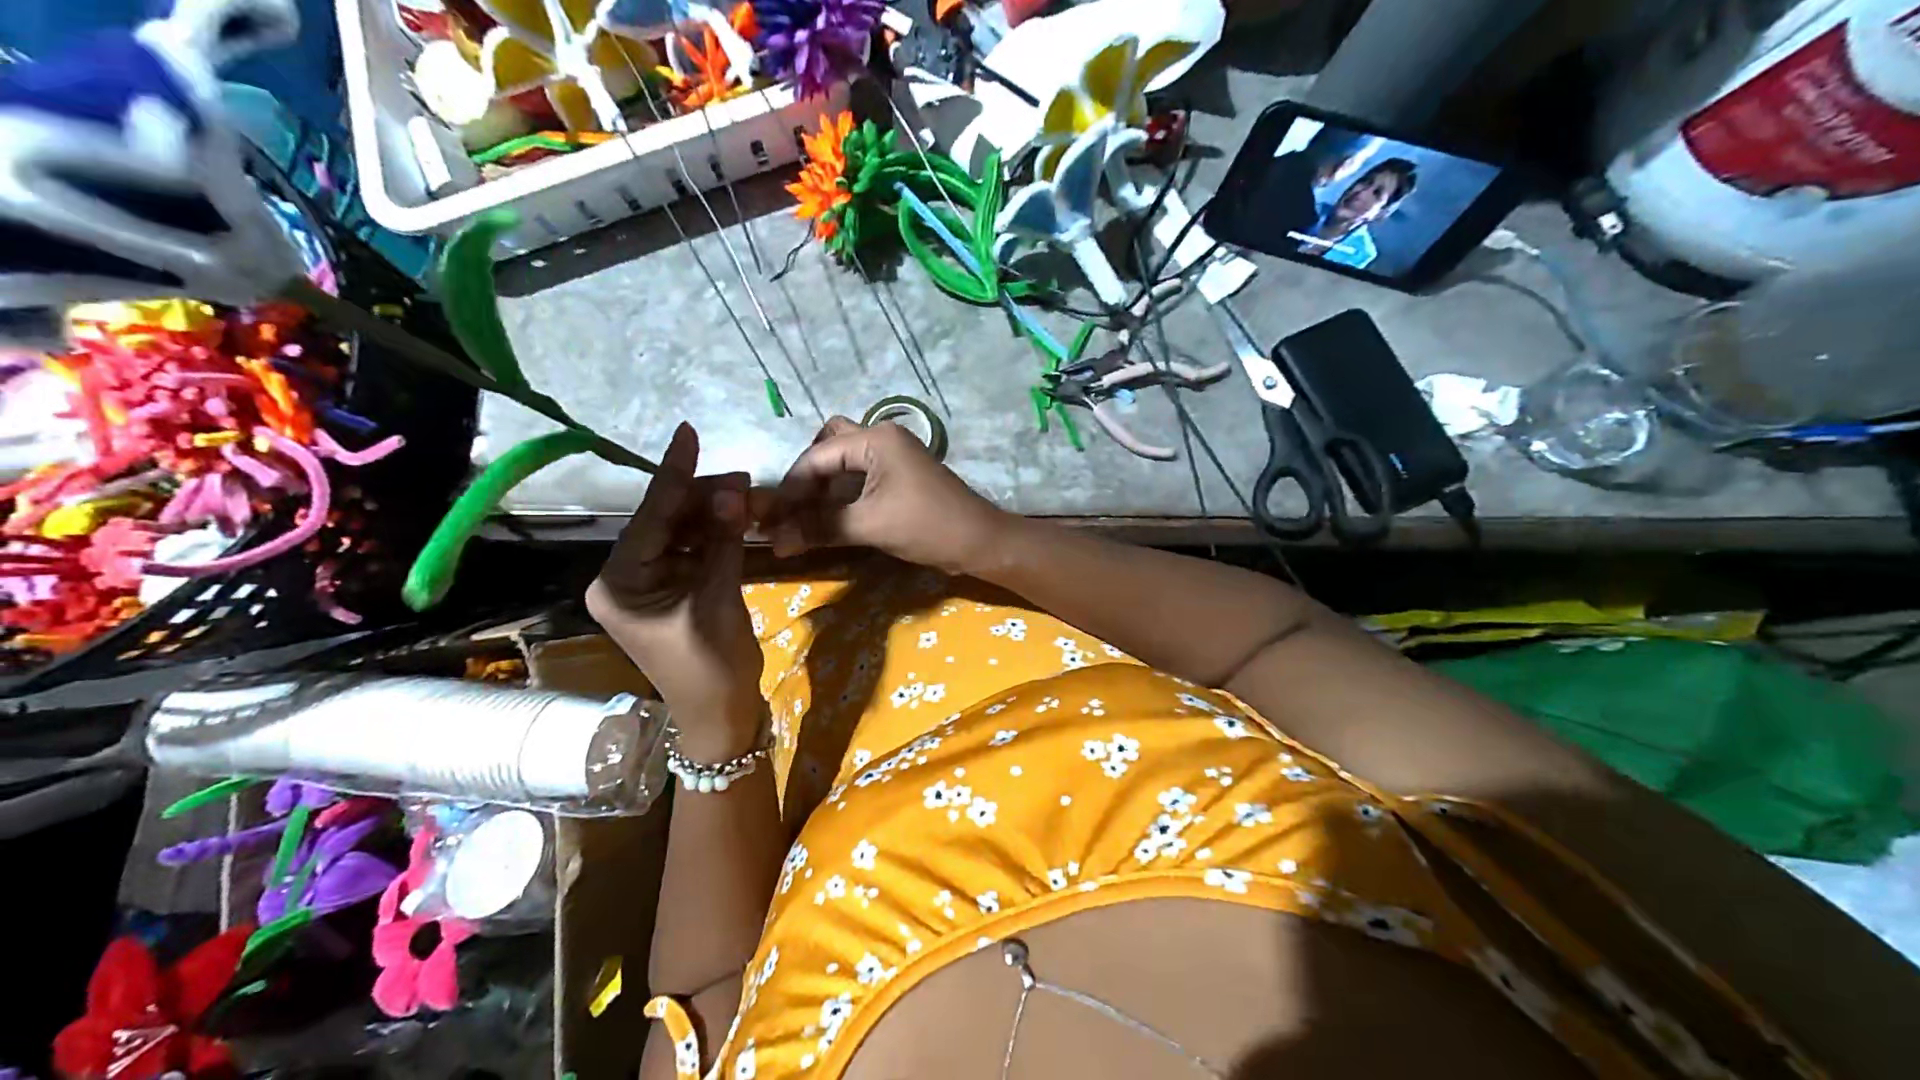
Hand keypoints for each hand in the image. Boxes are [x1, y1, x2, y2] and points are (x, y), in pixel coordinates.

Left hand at [587, 423, 762, 757]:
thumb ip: (722, 543)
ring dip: (714, 514)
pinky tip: (739, 518)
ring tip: (749, 497)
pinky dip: (716, 535)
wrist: (720, 715)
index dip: (673, 475)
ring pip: (682, 532)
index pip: (650, 517)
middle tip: (746, 481)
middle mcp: (625, 577)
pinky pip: (693, 550)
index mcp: (618, 583)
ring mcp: (649, 583)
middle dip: (703, 498)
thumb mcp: (718, 600)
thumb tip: (731, 492)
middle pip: (666, 521)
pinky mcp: (672, 588)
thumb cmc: (711, 666)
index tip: (687, 434)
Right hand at [756, 417, 1011, 574]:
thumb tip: (774, 541)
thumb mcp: (868, 525)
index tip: (769, 519)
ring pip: (844, 461)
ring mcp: (893, 456)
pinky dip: (840, 493)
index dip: (789, 489)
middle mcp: (882, 437)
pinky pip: (859, 476)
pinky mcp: (899, 476)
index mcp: (875, 438)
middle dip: (805, 477)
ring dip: (822, 485)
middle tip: (789, 510)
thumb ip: (819, 527)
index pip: (816, 457)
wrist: (979, 543)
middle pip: (828, 445)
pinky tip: (828, 516)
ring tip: (803, 515)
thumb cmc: (926, 526)